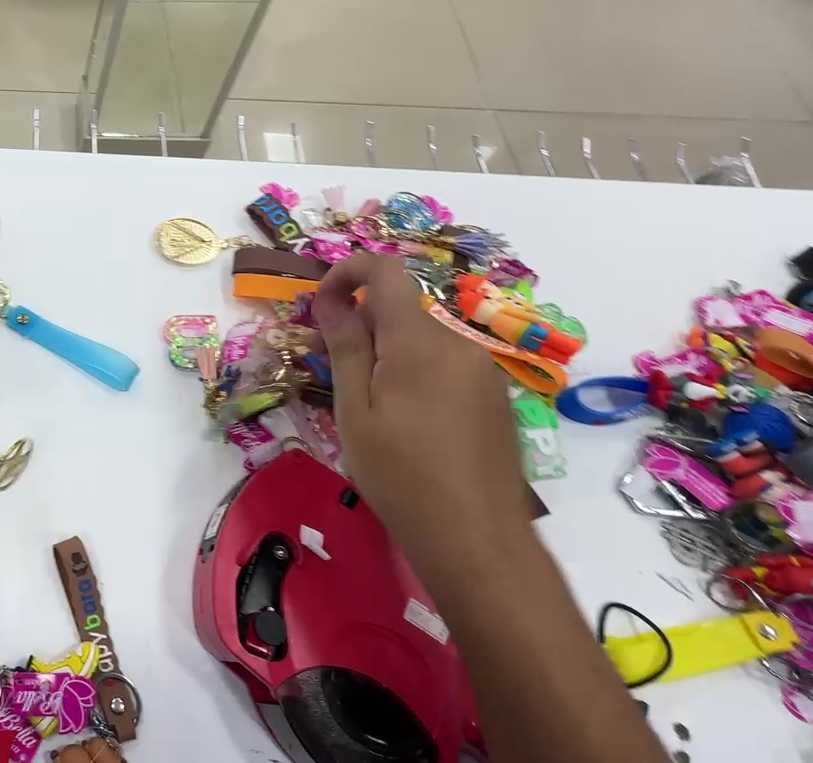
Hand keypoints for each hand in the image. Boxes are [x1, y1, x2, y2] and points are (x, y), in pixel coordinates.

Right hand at [313, 254, 529, 564]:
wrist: (478, 541)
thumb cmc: (400, 476)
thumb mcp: (354, 410)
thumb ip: (345, 346)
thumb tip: (330, 298)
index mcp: (420, 342)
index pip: (386, 271)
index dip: (347, 272)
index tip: (320, 304)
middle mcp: (458, 344)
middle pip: (400, 307)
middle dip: (359, 321)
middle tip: (326, 364)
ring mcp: (481, 370)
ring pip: (420, 337)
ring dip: (384, 349)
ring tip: (360, 399)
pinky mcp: (492, 396)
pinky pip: (443, 362)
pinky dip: (412, 369)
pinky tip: (401, 418)